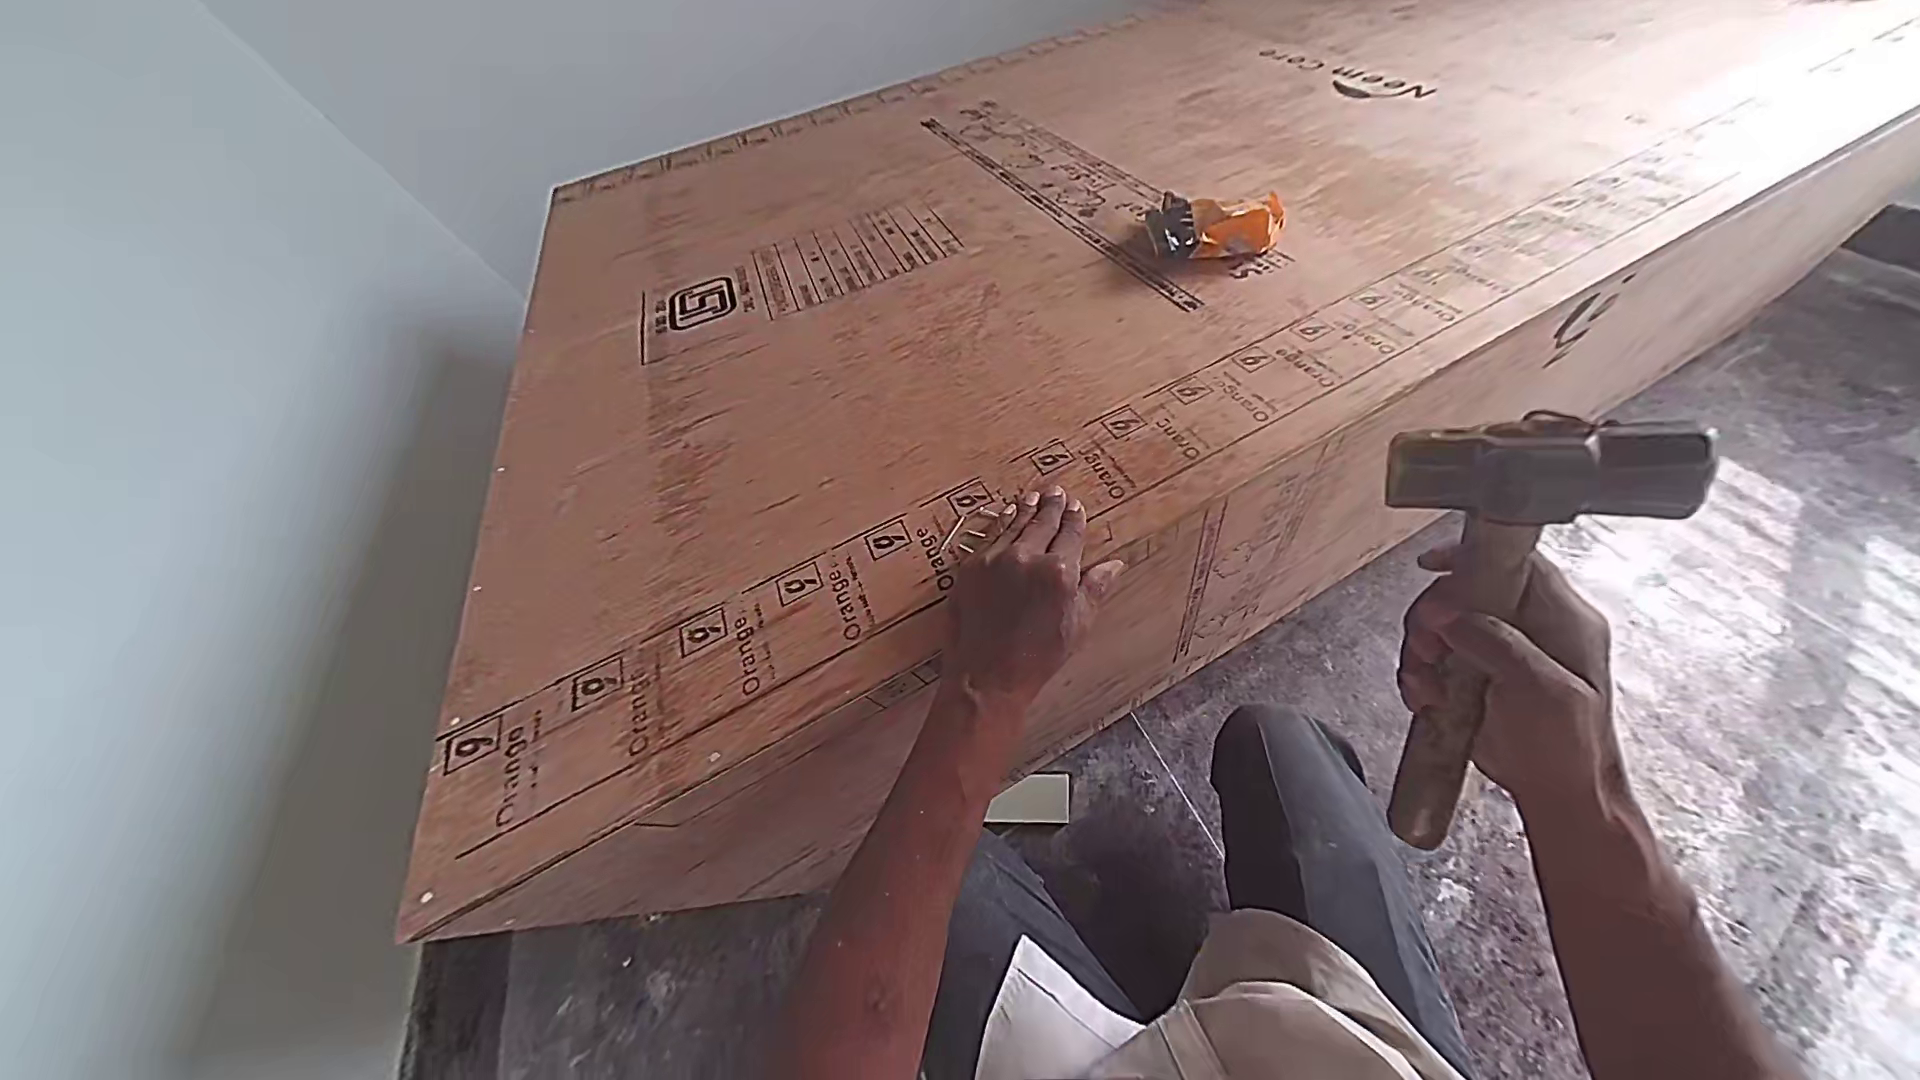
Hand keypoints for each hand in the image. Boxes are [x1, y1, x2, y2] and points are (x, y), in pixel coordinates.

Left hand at [945, 487, 1124, 705]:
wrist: (987, 673)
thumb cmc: (1037, 657)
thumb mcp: (1078, 625)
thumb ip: (1095, 588)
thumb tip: (1114, 564)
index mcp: (1059, 571)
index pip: (1071, 533)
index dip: (1075, 518)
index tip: (1076, 507)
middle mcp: (1027, 557)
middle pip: (1043, 522)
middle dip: (1052, 506)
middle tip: (1056, 492)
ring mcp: (996, 559)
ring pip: (1015, 523)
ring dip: (1026, 508)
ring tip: (1033, 497)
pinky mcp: (971, 566)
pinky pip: (991, 536)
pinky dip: (1002, 523)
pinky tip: (1007, 515)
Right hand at [1398, 544, 1629, 817]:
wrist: (1558, 791)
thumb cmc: (1566, 747)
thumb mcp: (1541, 691)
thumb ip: (1498, 644)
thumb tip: (1448, 613)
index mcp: (1562, 620)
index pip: (1515, 562)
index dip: (1470, 557)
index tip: (1430, 565)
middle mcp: (1530, 626)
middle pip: (1462, 593)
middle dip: (1431, 620)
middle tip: (1426, 650)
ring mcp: (1500, 648)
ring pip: (1439, 624)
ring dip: (1420, 651)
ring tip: (1426, 683)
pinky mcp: (1475, 669)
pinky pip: (1432, 653)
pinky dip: (1420, 673)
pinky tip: (1427, 695)